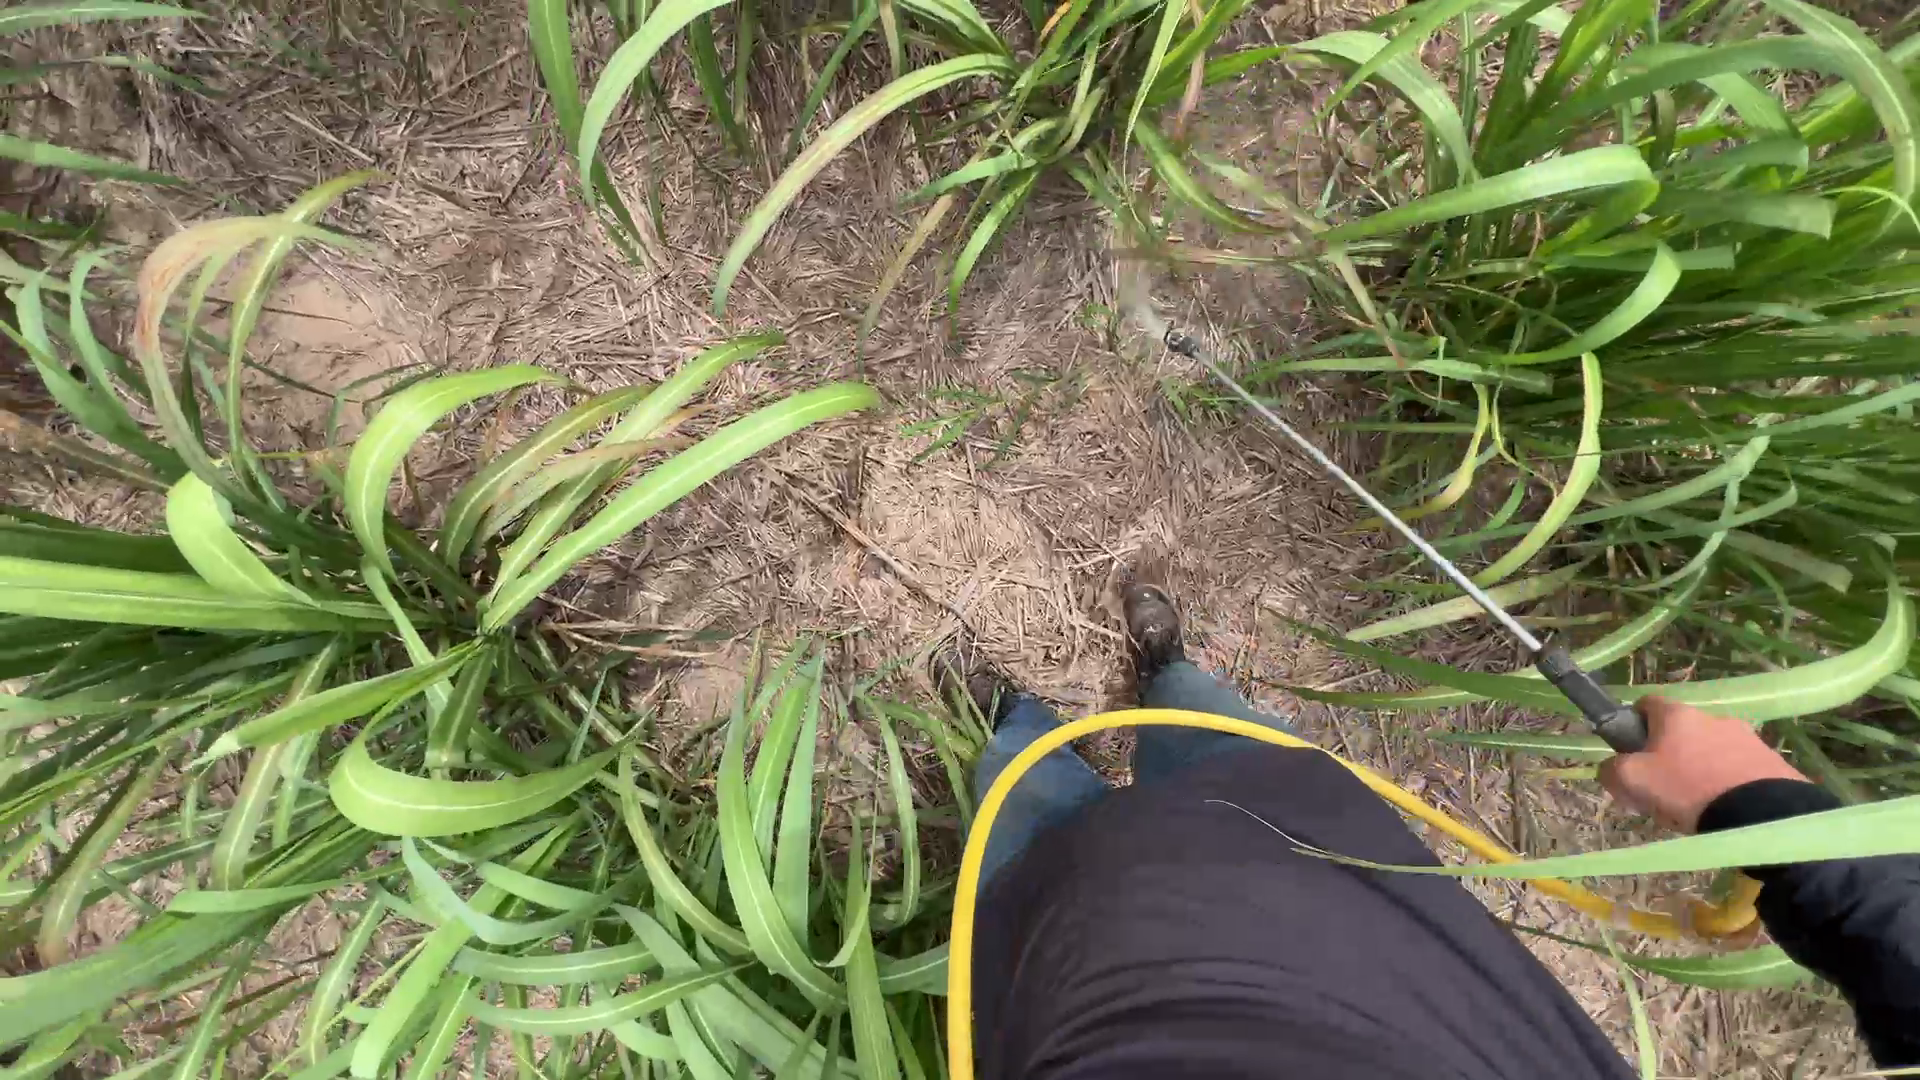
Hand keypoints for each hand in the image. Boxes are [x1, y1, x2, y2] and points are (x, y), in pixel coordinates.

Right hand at [1598, 696, 1807, 831]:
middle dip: (1670, 751)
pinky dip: (1730, 783)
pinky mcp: (1779, 766)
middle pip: (1681, 730)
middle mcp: (1715, 718)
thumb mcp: (1629, 779)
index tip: (1631, 748)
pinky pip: (1742, 769)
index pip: (1646, 703)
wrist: (1768, 818)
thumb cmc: (1687, 787)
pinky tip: (1725, 808)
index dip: (1633, 722)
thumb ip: (1610, 768)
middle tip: (1662, 782)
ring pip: (1713, 750)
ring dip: (1702, 768)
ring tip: (1698, 802)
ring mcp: (1751, 741)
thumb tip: (1612, 769)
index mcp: (1677, 714)